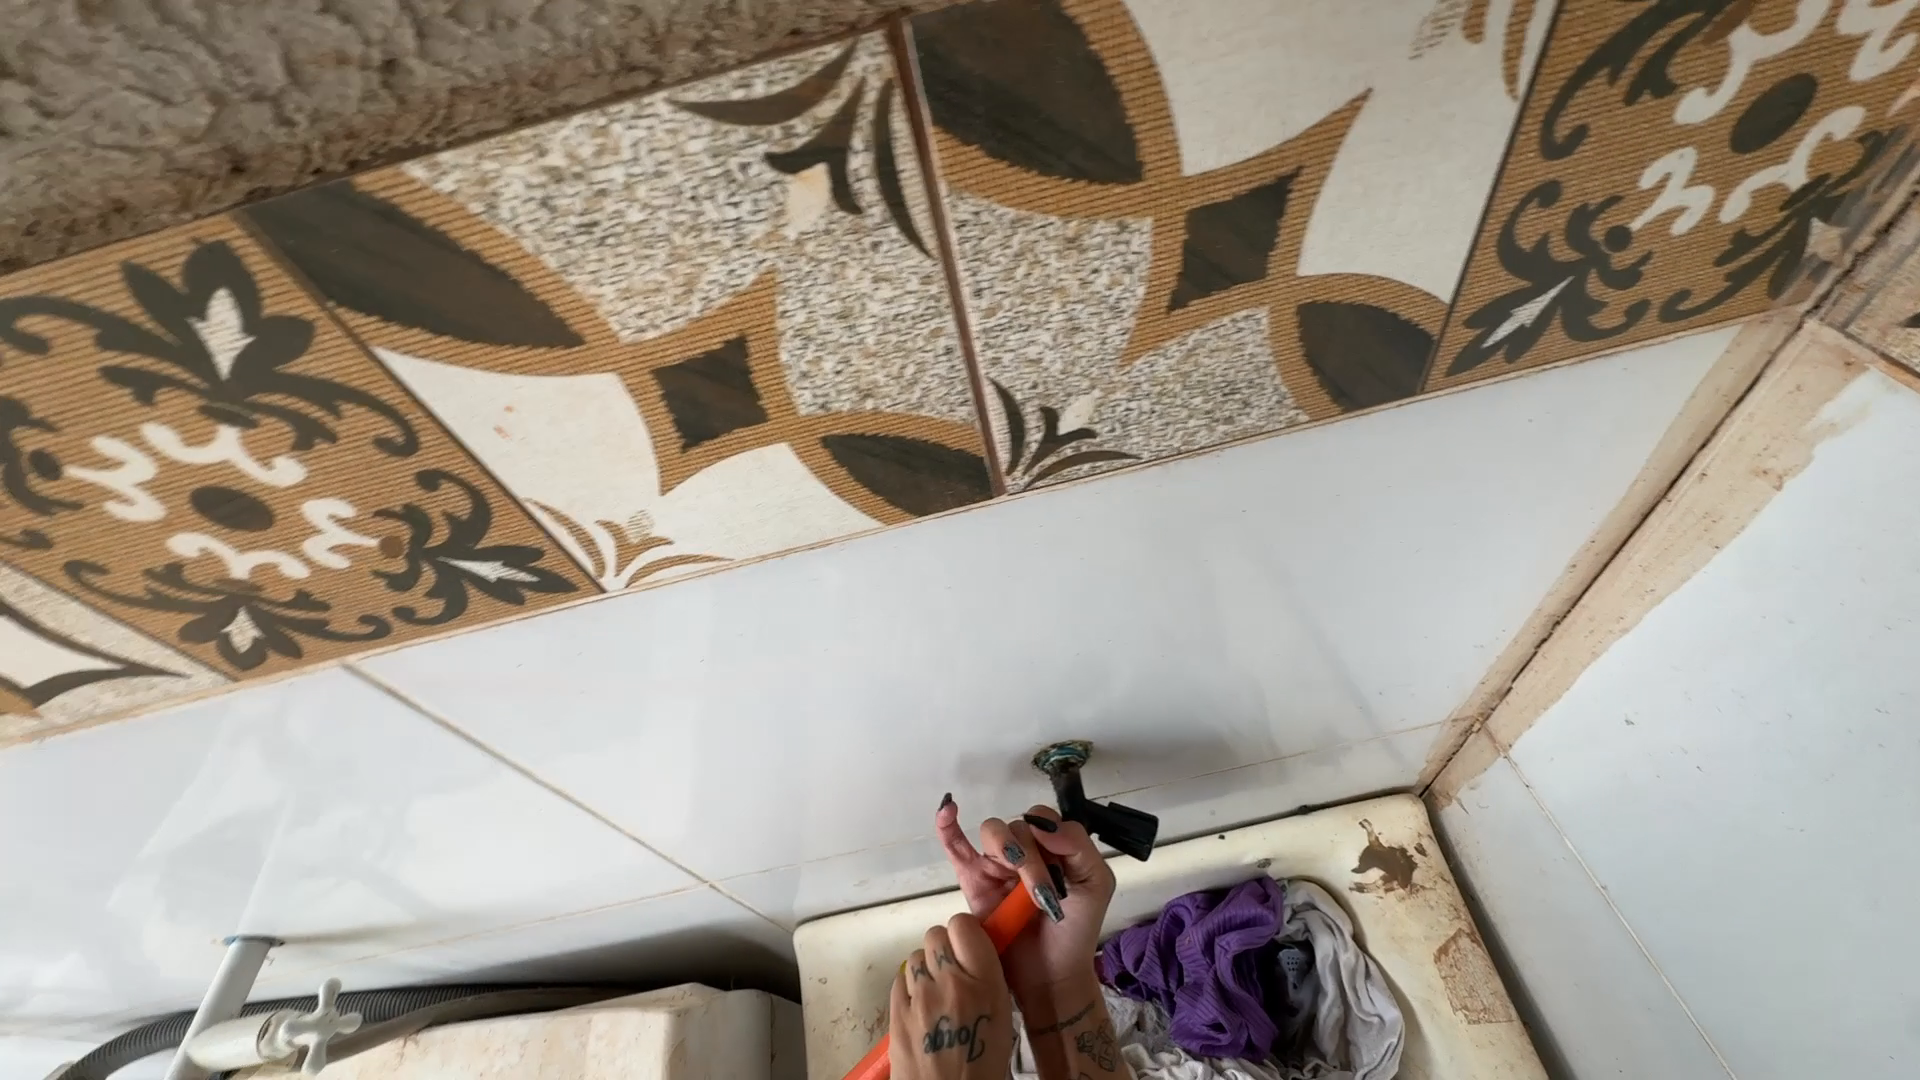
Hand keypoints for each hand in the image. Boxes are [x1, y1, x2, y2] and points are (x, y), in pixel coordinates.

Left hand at [889, 914, 1014, 1079]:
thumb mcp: (1002, 1017)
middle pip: (936, 934)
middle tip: (951, 972)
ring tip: (935, 996)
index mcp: (985, 983)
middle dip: (943, 949)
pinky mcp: (896, 1014)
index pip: (963, 924)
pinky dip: (909, 989)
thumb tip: (976, 948)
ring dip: (926, 970)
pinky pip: (901, 980)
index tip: (968, 947)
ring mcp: (920, 998)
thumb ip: (988, 977)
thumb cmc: (984, 1066)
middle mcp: (951, 983)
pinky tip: (920, 1010)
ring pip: (917, 956)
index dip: (964, 933)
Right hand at [935, 798, 1116, 999]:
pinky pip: (956, 847)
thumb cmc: (1076, 928)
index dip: (1047, 834)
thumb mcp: (1095, 882)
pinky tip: (947, 811)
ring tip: (1016, 884)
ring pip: (992, 833)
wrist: (1052, 975)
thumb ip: (1078, 845)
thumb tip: (1042, 825)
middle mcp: (1022, 849)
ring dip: (1005, 851)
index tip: (1058, 865)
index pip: (1041, 818)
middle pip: (1016, 827)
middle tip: (1041, 894)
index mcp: (1050, 845)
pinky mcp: (973, 881)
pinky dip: (947, 826)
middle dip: (1031, 858)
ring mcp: (996, 864)